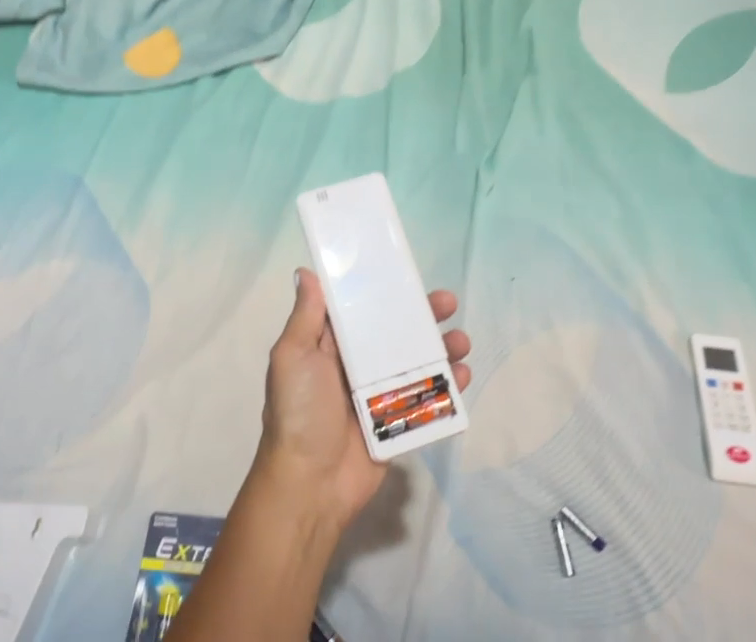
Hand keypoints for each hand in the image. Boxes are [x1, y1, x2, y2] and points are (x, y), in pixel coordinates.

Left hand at [253, 268, 471, 532]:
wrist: (310, 483)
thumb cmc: (300, 413)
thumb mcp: (293, 357)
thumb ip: (305, 317)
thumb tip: (306, 272)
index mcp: (329, 348)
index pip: (361, 311)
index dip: (383, 292)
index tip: (408, 275)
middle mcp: (356, 368)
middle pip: (395, 334)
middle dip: (423, 318)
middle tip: (447, 303)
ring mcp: (379, 397)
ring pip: (417, 364)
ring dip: (442, 349)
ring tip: (461, 342)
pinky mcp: (398, 424)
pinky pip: (428, 400)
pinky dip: (448, 388)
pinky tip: (462, 376)